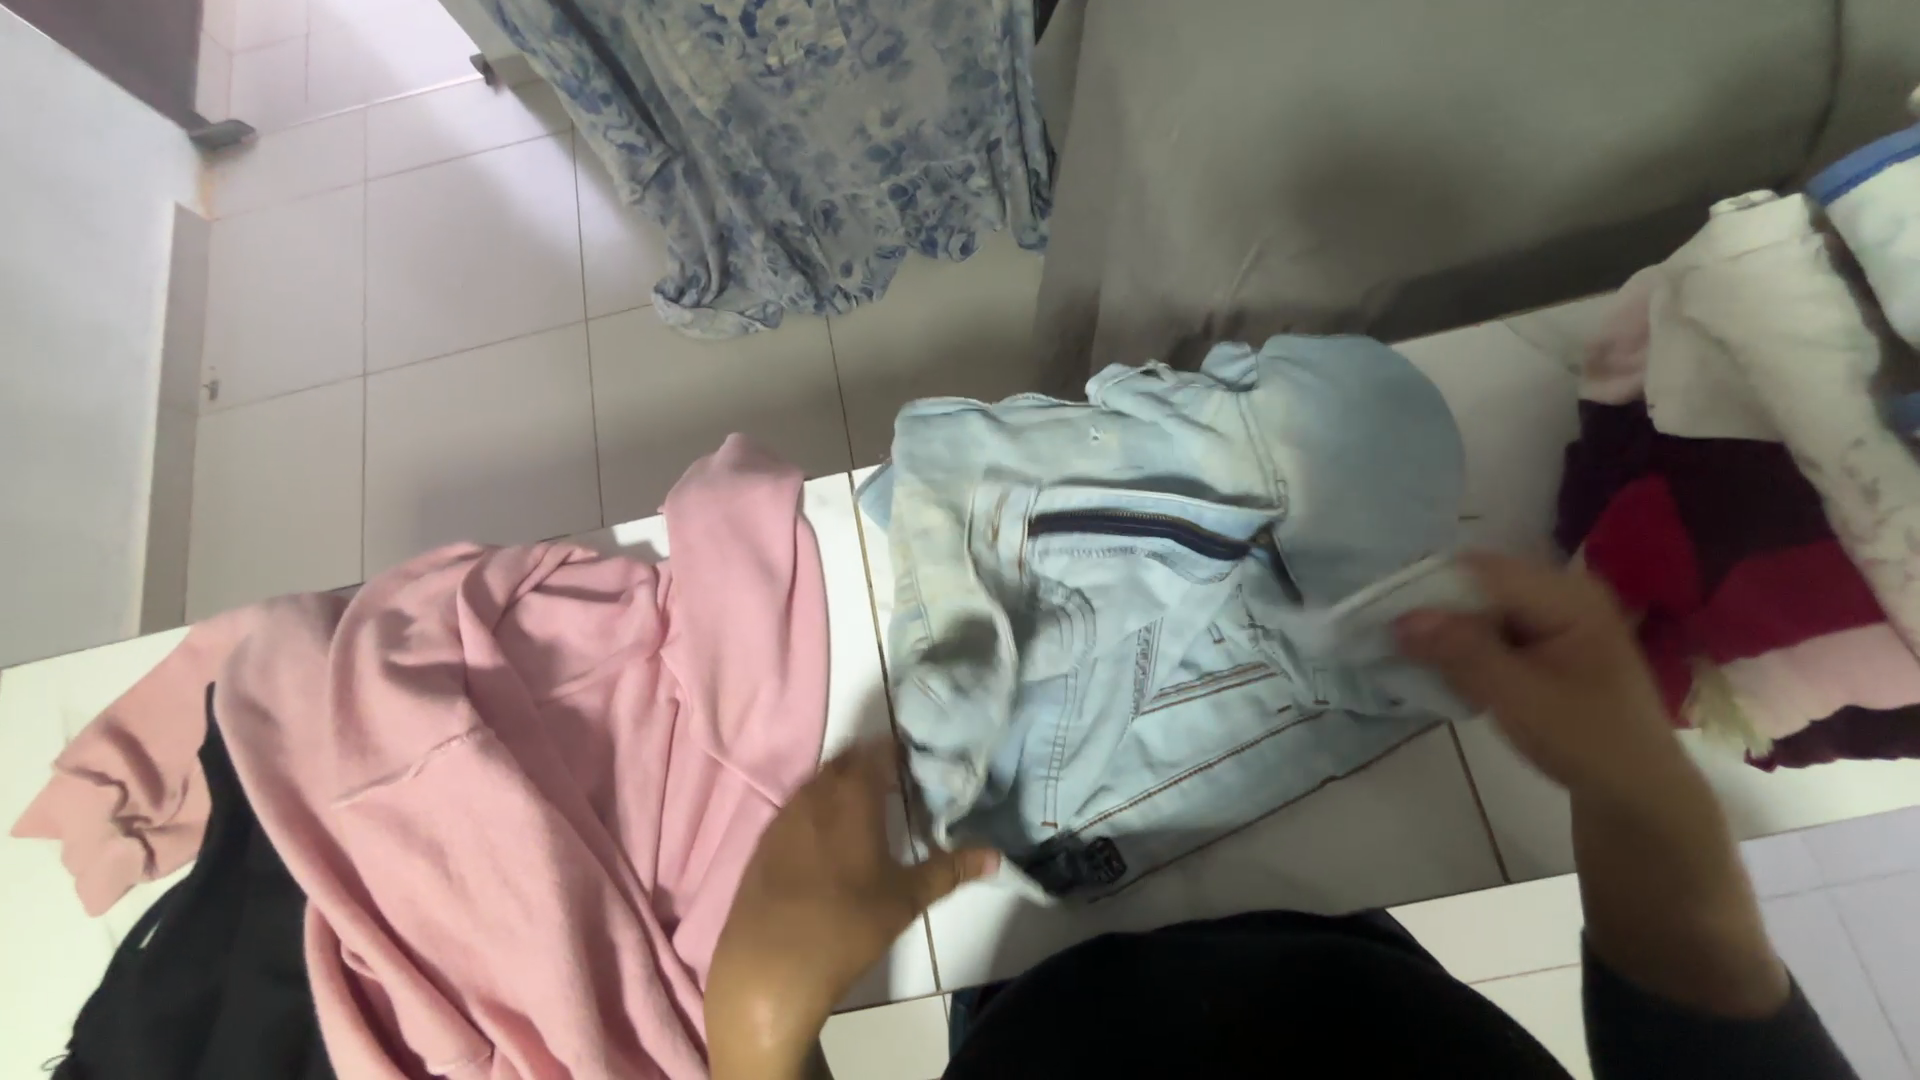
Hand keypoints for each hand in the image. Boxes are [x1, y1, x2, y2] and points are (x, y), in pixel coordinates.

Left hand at [707, 739, 997, 1078]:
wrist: (768, 967)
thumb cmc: (846, 926)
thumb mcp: (906, 899)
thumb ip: (950, 870)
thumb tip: (996, 855)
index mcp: (852, 797)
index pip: (875, 752)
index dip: (894, 750)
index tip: (913, 759)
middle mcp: (816, 795)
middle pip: (844, 761)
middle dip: (868, 762)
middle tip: (894, 779)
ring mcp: (785, 816)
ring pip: (817, 781)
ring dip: (840, 782)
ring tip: (864, 804)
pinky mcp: (764, 841)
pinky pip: (796, 806)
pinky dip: (816, 806)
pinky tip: (827, 836)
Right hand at [1394, 552, 1684, 805]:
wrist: (1636, 791)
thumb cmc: (1586, 740)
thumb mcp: (1517, 697)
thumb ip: (1460, 651)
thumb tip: (1399, 618)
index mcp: (1567, 596)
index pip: (1478, 570)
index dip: (1429, 587)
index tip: (1385, 615)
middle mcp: (1560, 594)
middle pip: (1475, 585)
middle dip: (1433, 609)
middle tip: (1395, 640)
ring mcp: (1552, 616)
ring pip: (1475, 608)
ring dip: (1443, 631)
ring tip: (1414, 656)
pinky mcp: (1542, 640)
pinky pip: (1486, 628)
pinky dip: (1461, 645)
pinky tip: (1447, 670)